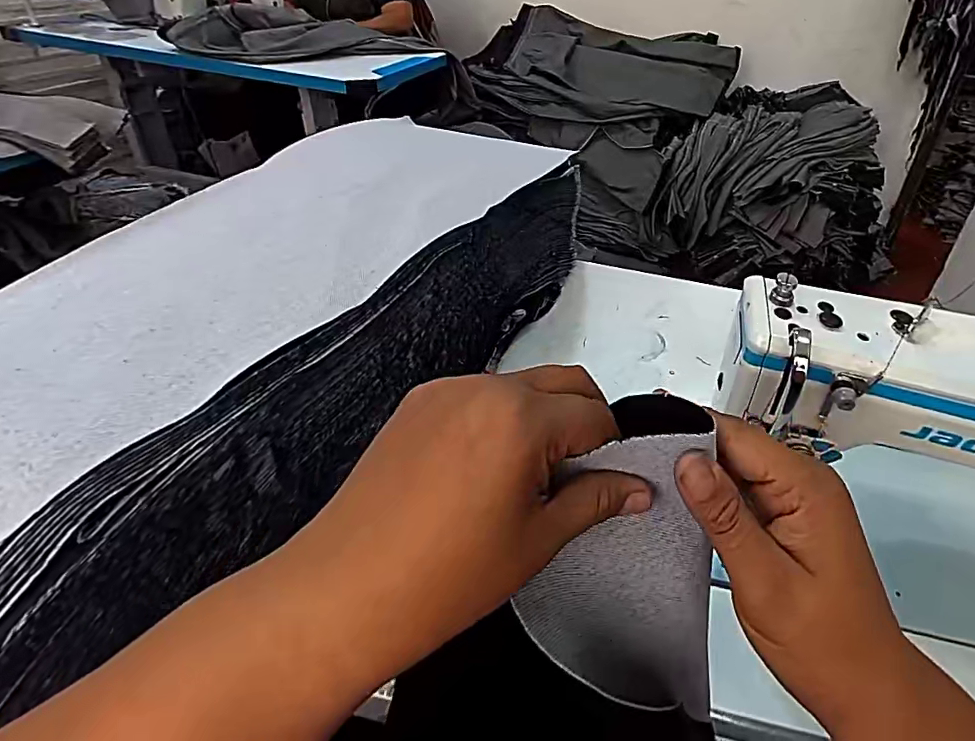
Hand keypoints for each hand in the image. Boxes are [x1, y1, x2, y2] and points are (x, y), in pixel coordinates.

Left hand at [269, 366, 651, 687]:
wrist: (341, 593)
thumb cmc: (431, 578)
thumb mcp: (535, 540)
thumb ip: (594, 501)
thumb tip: (633, 489)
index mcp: (521, 419)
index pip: (595, 414)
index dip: (610, 448)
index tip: (609, 476)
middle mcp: (485, 390)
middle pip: (566, 381)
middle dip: (586, 417)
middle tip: (582, 469)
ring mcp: (449, 391)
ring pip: (523, 384)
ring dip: (543, 415)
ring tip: (530, 475)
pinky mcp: (421, 401)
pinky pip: (481, 394)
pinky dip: (500, 417)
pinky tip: (488, 468)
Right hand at [676, 414, 974, 739]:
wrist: (866, 687)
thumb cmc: (830, 646)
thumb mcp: (764, 582)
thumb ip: (725, 517)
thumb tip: (690, 463)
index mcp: (808, 486)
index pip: (739, 434)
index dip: (694, 435)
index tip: (655, 444)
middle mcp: (808, 482)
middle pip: (738, 446)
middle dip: (696, 457)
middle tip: (656, 477)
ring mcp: (801, 499)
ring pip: (739, 468)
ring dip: (707, 481)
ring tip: (675, 500)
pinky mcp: (792, 516)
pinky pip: (747, 492)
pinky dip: (722, 502)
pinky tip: (702, 519)